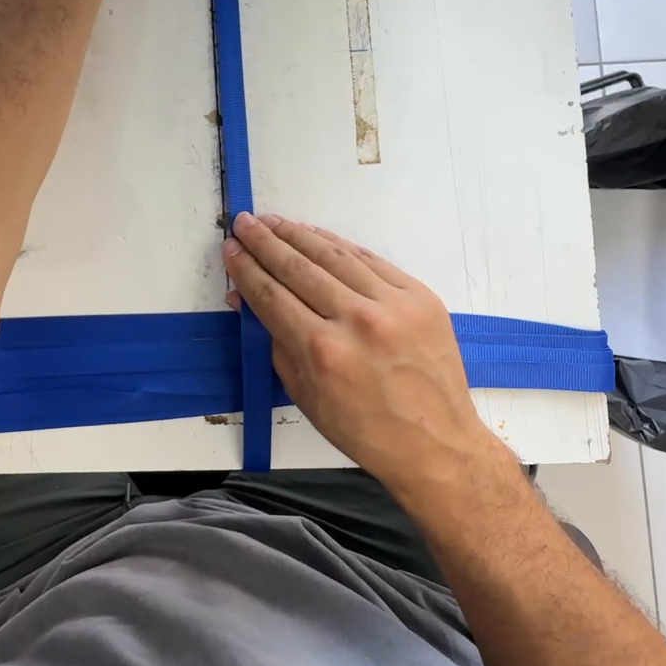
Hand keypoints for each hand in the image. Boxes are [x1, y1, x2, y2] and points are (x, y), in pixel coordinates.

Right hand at [221, 213, 514, 496]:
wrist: (435, 444)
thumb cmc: (362, 429)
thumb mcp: (304, 394)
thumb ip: (275, 341)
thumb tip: (247, 298)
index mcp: (322, 351)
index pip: (271, 295)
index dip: (246, 269)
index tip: (230, 248)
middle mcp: (356, 320)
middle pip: (298, 268)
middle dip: (265, 242)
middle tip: (244, 222)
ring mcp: (393, 304)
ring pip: (334, 256)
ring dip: (298, 234)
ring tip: (273, 221)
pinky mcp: (420, 297)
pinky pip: (370, 260)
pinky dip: (338, 245)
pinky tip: (316, 235)